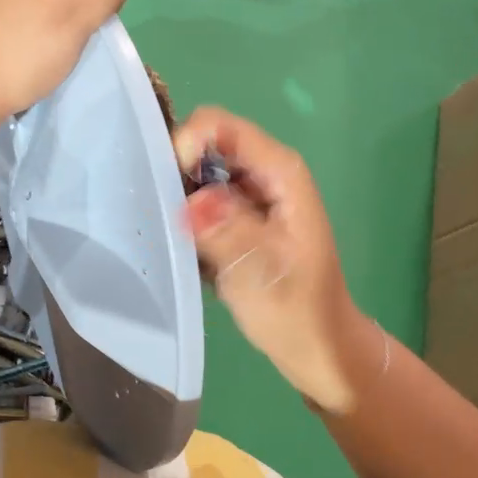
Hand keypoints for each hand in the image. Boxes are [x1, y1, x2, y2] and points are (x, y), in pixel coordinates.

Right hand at [172, 107, 382, 414]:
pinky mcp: (235, 214)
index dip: (186, 145)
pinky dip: (183, 213)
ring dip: (176, 194)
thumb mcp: (262, 275)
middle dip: (176, 169)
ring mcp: (249, 193)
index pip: (219, 126)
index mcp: (279, 172)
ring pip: (197, 169)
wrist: (318, 350)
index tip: (166, 188)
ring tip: (167, 232)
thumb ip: (230, 233)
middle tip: (159, 213)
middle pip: (204, 141)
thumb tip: (193, 200)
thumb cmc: (298, 313)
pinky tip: (180, 244)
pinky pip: (198, 196)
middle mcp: (263, 171)